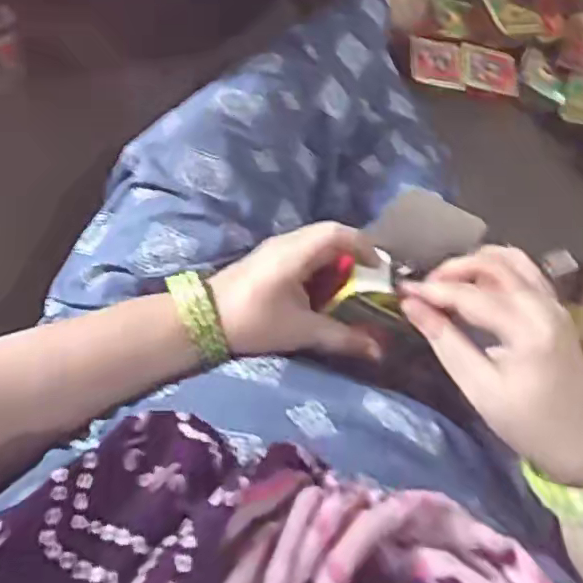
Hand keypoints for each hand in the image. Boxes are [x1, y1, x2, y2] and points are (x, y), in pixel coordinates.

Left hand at [209, 223, 384, 359]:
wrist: (202, 319)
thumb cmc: (254, 321)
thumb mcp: (301, 331)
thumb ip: (342, 338)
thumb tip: (378, 350)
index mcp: (296, 251)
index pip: (338, 232)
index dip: (364, 246)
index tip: (380, 269)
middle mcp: (286, 242)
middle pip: (328, 234)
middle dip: (353, 254)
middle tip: (369, 279)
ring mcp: (273, 248)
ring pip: (314, 243)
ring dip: (334, 260)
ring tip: (348, 288)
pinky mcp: (265, 259)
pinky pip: (301, 252)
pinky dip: (318, 265)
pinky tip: (321, 291)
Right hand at [400, 246, 582, 486]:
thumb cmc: (530, 425)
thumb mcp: (480, 388)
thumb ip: (445, 341)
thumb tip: (411, 306)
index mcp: (528, 328)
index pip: (469, 294)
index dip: (431, 289)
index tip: (401, 291)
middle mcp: (545, 306)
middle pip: (492, 264)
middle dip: (452, 270)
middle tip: (424, 290)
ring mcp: (554, 304)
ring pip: (510, 260)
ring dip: (475, 263)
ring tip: (447, 285)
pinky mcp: (556, 309)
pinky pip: (524, 271)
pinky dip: (495, 269)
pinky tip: (476, 288)